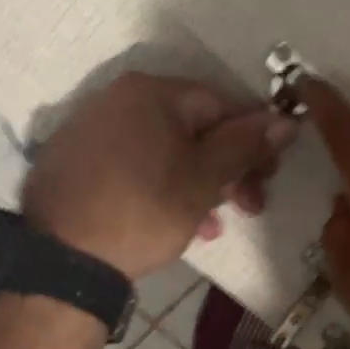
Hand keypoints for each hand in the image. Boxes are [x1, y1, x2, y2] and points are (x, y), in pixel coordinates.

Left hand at [22, 71, 297, 280]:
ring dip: (200, 186)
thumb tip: (285, 120)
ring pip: (167, 151)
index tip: (269, 179)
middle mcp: (118, 98)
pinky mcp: (78, 161)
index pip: (223, 104)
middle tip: (250, 208)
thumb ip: (246, 146)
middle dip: (228, 169)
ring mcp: (93, 129)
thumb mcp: (205, 179)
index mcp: (152, 93)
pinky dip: (165, 189)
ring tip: (214, 226)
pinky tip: (182, 224)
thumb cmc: (145, 210)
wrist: (64, 256)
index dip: (254, 142)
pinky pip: (137, 166)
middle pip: (194, 128)